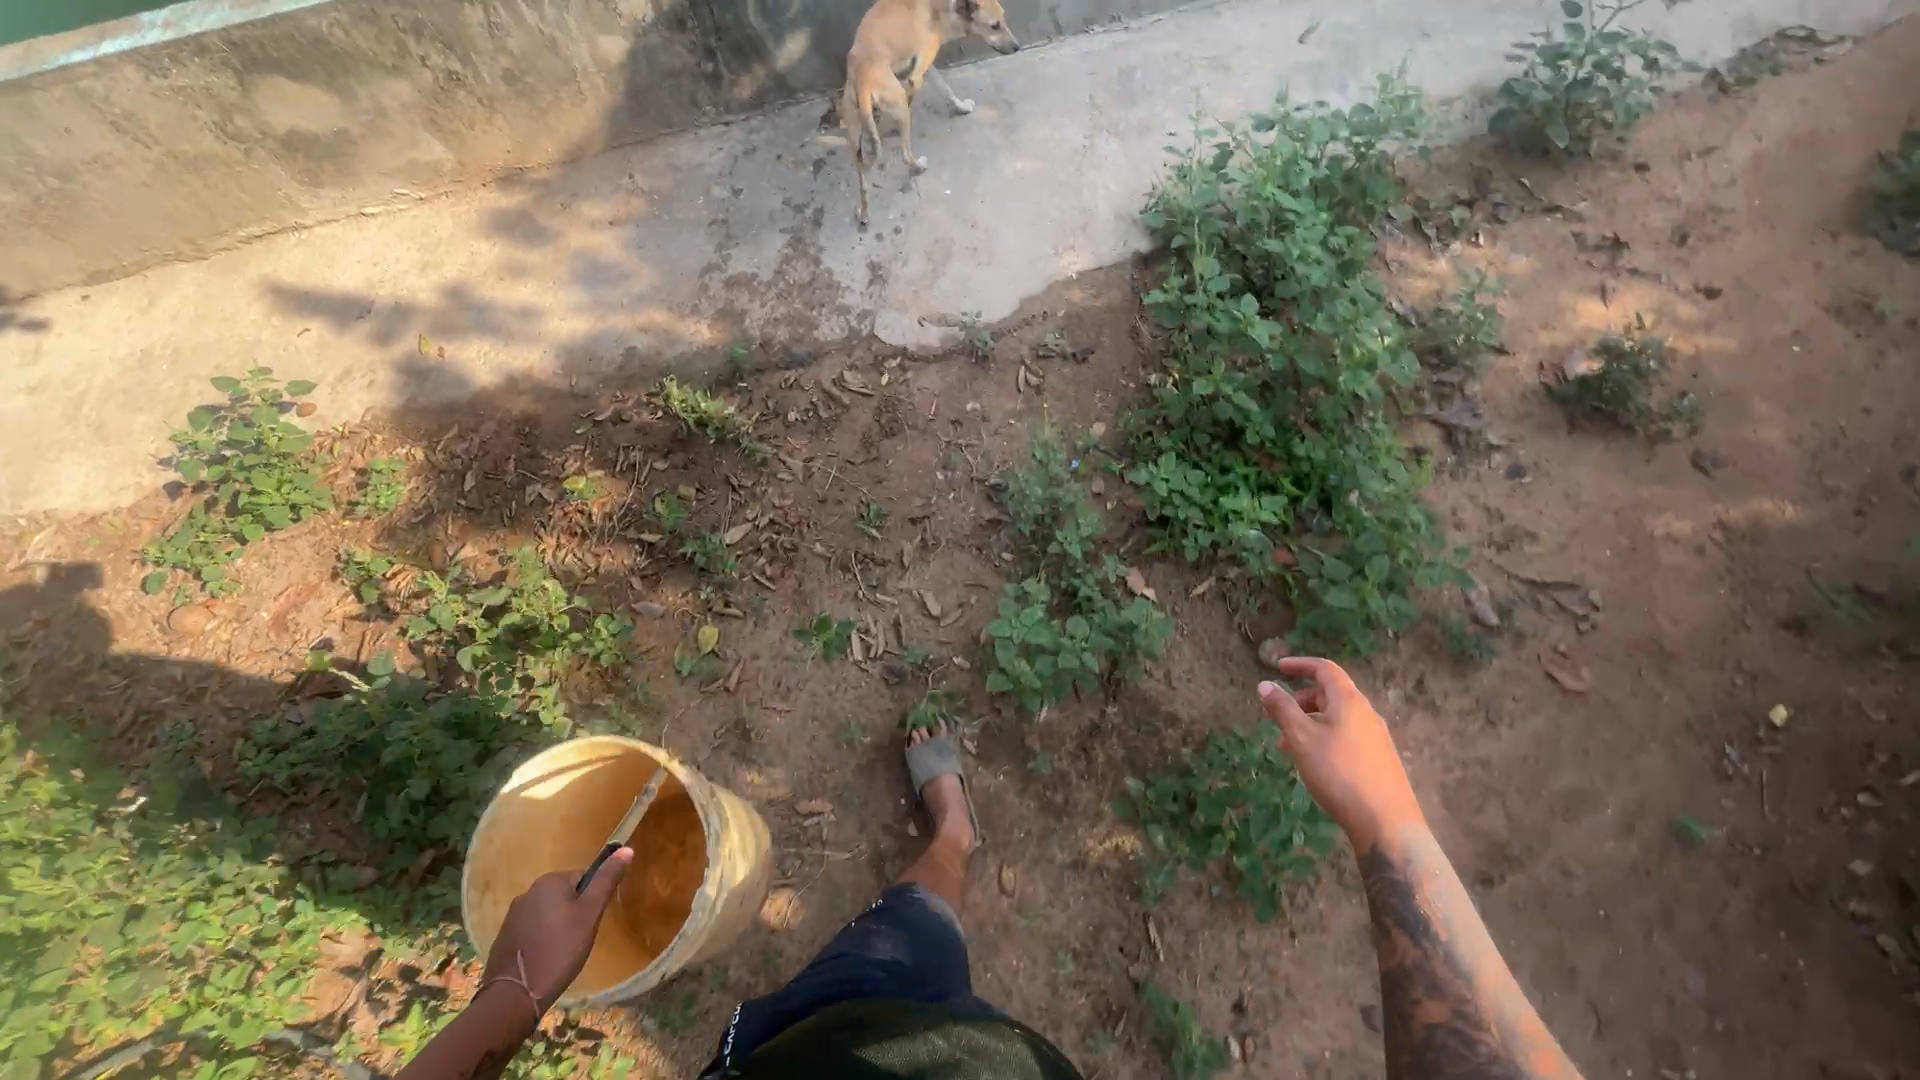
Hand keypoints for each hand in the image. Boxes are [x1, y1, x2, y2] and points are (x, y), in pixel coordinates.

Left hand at [483, 848, 632, 1011]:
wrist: (514, 995)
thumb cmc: (560, 949)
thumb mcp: (590, 913)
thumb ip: (607, 880)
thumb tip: (626, 849)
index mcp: (549, 881)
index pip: (584, 878)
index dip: (592, 900)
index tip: (591, 922)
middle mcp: (528, 892)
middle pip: (565, 895)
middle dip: (575, 913)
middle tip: (579, 938)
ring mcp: (513, 915)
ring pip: (549, 913)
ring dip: (558, 926)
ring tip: (563, 951)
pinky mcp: (504, 937)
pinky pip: (533, 930)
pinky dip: (542, 939)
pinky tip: (545, 958)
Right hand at [1259, 657, 1423, 850]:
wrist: (1387, 823)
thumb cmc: (1339, 773)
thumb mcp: (1302, 739)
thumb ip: (1282, 709)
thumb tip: (1265, 684)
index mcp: (1349, 702)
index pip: (1325, 669)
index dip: (1300, 665)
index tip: (1277, 668)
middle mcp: (1366, 714)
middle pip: (1330, 694)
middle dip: (1300, 700)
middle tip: (1275, 714)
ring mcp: (1376, 737)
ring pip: (1336, 718)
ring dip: (1309, 722)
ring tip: (1286, 746)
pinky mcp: (1379, 759)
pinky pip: (1346, 736)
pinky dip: (1323, 737)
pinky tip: (1312, 762)